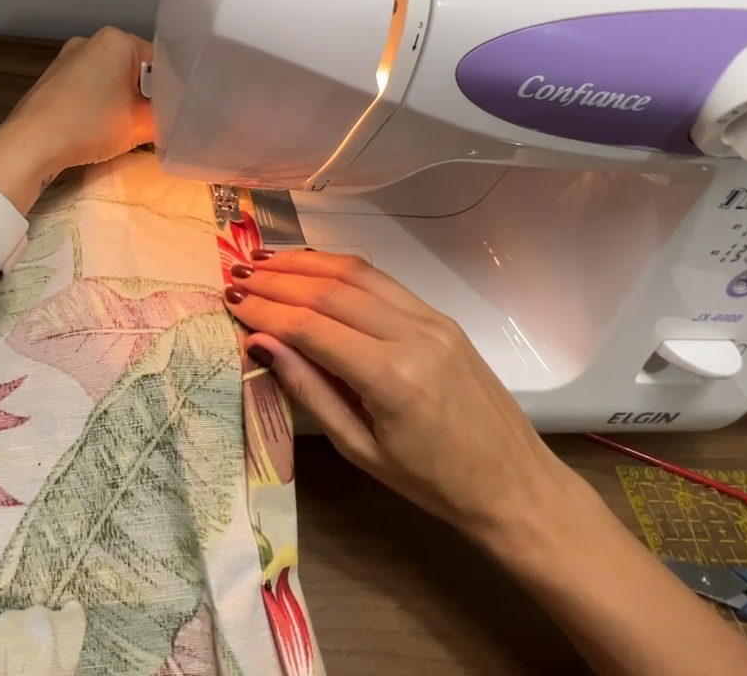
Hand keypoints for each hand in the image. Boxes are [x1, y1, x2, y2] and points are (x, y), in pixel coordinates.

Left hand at [0, 28, 153, 210]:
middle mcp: (91, 40)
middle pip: (133, 69)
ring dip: (119, 100)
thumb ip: (165, 117)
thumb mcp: (140, 124)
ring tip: (120, 128)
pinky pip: (87, 86)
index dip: (168, 92)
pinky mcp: (52, 77)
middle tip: (148, 124)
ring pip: (109, 78)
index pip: (159, 63)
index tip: (169, 116)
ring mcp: (67, 57)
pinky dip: (97, 103)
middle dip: (143, 95)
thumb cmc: (91, 125)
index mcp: (117, 40)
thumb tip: (172, 117)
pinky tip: (94, 126)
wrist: (32, 143)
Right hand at [227, 250, 585, 547]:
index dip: (266, 311)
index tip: (231, 301)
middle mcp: (412, 335)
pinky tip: (312, 266)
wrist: (515, 485)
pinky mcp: (440, 316)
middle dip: (277, 279)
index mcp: (391, 377)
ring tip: (264, 260)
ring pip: (356, 273)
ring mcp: (431, 319)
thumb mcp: (359, 448)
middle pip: (330, 291)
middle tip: (237, 274)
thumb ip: (308, 389)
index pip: (311, 327)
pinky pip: (381, 280)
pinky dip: (339, 267)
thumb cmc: (432, 482)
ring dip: (305, 262)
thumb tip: (262, 343)